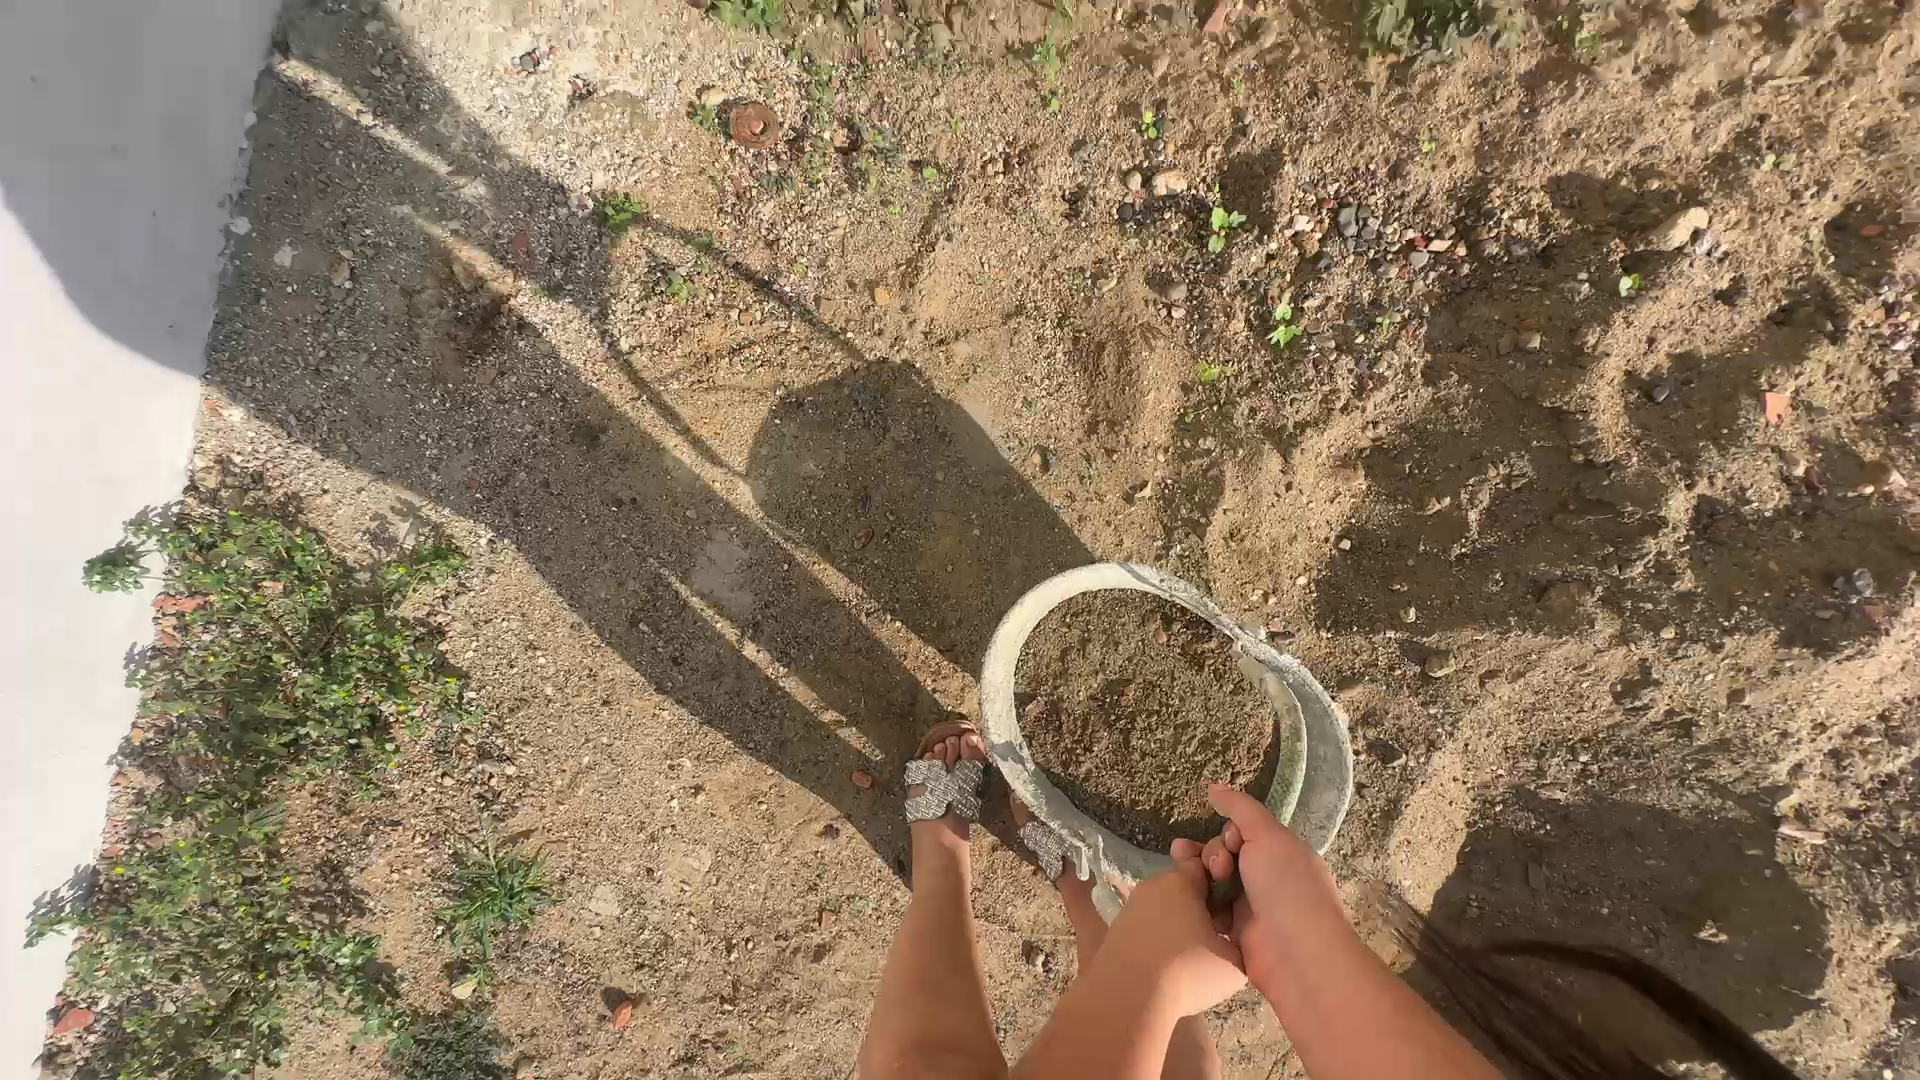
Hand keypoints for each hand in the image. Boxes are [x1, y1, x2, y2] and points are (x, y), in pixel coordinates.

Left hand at [1094, 839, 1246, 1017]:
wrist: (1130, 994)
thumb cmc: (1186, 969)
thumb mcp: (1234, 960)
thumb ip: (1239, 938)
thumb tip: (1231, 937)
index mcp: (1181, 881)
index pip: (1206, 866)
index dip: (1223, 884)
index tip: (1232, 912)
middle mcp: (1153, 884)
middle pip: (1184, 887)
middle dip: (1202, 906)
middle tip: (1217, 936)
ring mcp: (1133, 904)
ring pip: (1165, 906)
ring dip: (1181, 923)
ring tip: (1195, 955)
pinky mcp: (1119, 926)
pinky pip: (1148, 923)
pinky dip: (1161, 936)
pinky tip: (1170, 962)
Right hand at [1201, 784, 1350, 993]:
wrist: (1299, 958)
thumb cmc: (1288, 889)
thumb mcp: (1268, 836)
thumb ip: (1240, 808)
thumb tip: (1214, 786)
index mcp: (1281, 855)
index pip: (1242, 833)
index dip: (1228, 835)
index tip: (1231, 844)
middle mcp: (1267, 880)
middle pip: (1223, 855)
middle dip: (1209, 855)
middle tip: (1214, 870)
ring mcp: (1251, 909)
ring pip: (1213, 882)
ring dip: (1196, 876)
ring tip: (1181, 876)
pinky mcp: (1236, 936)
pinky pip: (1210, 911)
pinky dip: (1198, 905)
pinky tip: (1183, 901)